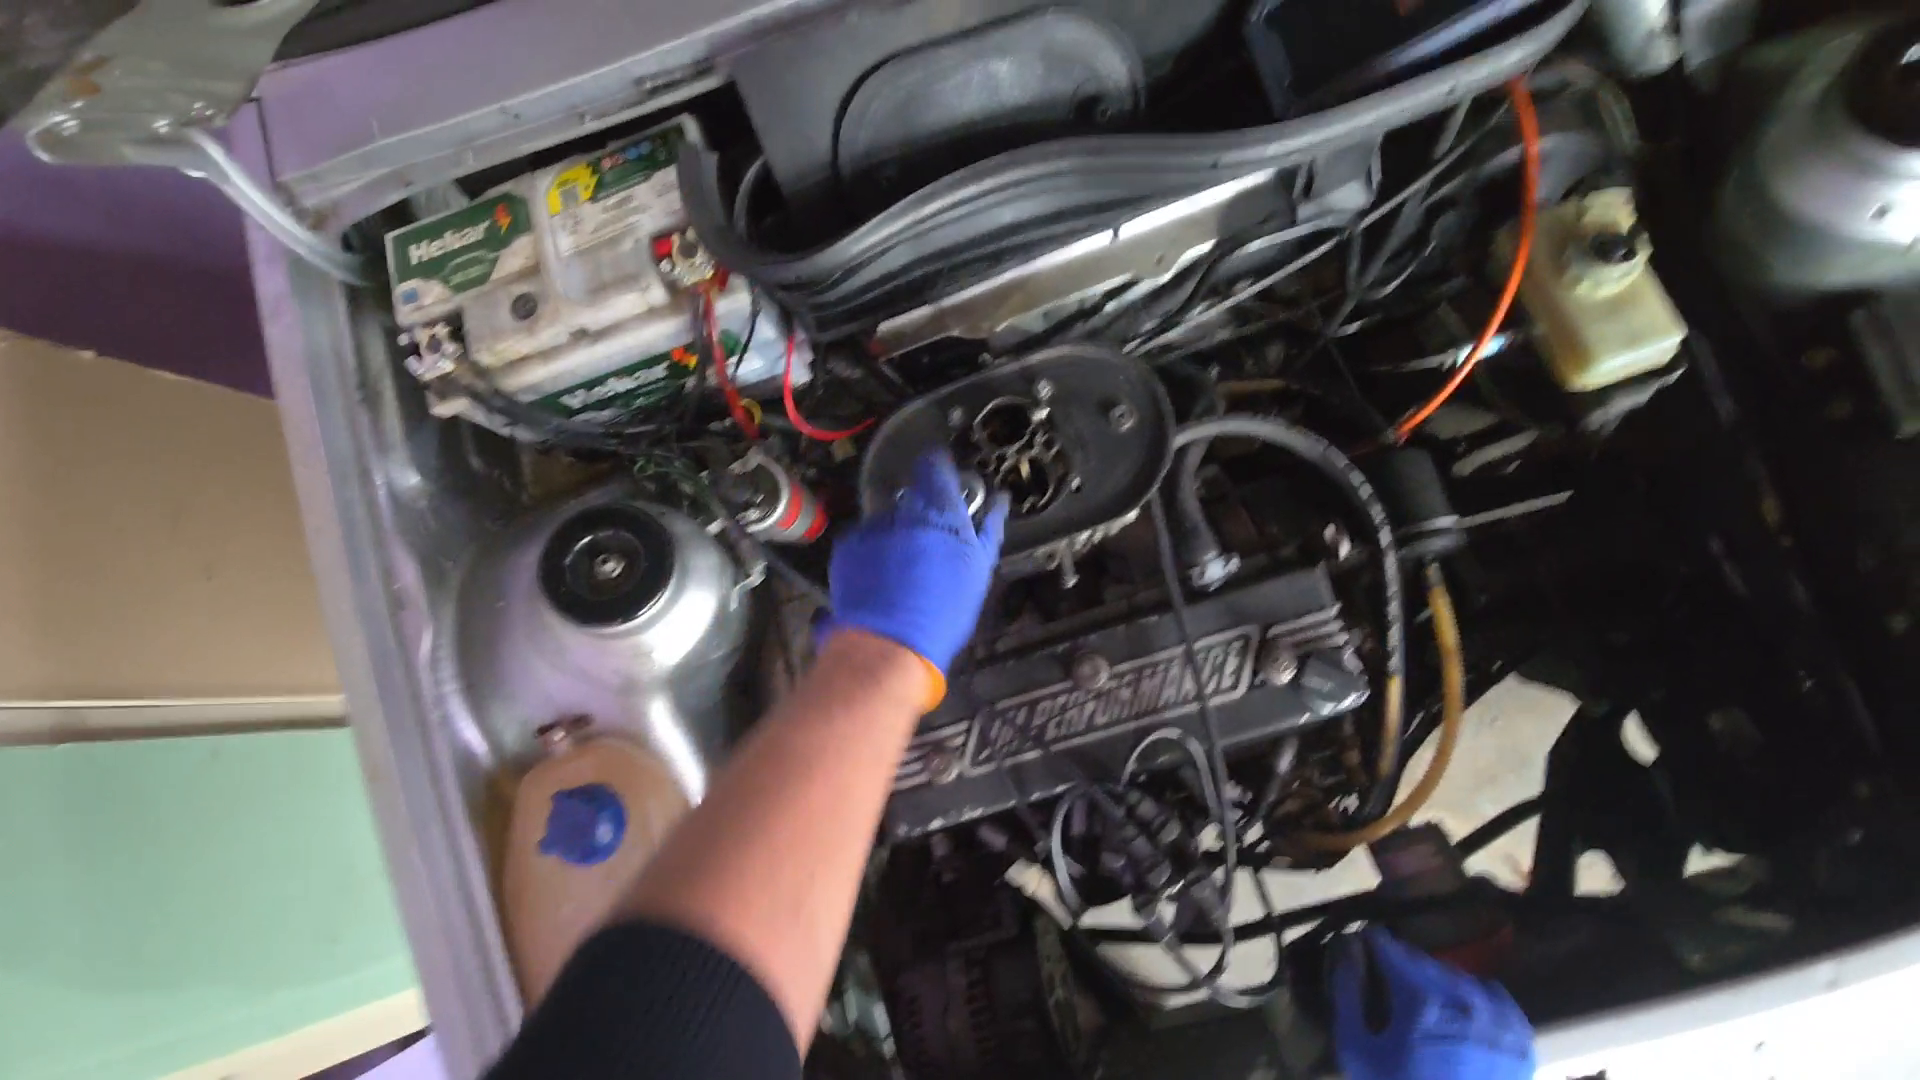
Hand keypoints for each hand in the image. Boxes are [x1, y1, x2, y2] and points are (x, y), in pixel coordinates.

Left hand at [826, 451, 1009, 674]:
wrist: (890, 642)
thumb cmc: (945, 611)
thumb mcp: (979, 571)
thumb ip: (988, 530)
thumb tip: (1000, 500)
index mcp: (942, 513)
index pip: (937, 466)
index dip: (938, 465)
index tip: (940, 468)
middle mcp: (905, 511)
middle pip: (911, 492)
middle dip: (918, 504)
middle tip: (926, 531)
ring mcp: (873, 527)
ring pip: (887, 517)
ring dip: (894, 529)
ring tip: (900, 561)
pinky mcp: (848, 546)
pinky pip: (863, 538)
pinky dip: (871, 549)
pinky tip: (877, 573)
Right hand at [1330, 926, 1534, 1079]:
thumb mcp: (1356, 1046)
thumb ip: (1347, 991)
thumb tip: (1348, 948)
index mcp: (1422, 1001)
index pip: (1392, 949)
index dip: (1373, 941)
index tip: (1363, 941)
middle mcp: (1464, 1002)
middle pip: (1425, 961)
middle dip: (1402, 960)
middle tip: (1387, 970)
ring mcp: (1497, 1023)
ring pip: (1460, 976)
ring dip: (1435, 975)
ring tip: (1421, 989)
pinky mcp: (1519, 1044)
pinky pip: (1498, 998)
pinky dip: (1477, 993)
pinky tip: (1462, 1003)